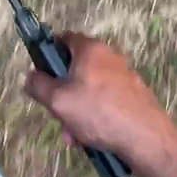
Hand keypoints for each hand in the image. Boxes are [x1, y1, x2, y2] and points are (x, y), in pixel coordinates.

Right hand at [22, 33, 176, 169]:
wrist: (146, 136)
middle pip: (76, 68)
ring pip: (90, 88)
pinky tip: (93, 137)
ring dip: (78, 109)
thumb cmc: (98, 112)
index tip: (43, 78)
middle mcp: (108, 55)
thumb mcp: (58, 101)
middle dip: (63, 93)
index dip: (48, 56)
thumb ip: (38, 86)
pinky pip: (106, 99)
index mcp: (89, 48)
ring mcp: (124, 74)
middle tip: (59, 116)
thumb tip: (30, 76)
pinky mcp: (134, 93)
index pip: (63, 39)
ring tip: (75, 136)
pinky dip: (96, 114)